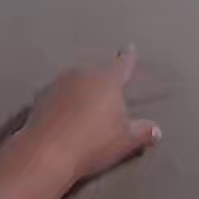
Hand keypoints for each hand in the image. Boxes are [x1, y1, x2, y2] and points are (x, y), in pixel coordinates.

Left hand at [14, 47, 160, 188]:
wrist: (47, 151)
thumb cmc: (92, 142)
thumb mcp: (124, 140)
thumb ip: (142, 132)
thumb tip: (156, 130)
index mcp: (108, 81)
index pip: (123, 65)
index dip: (128, 58)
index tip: (130, 47)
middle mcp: (84, 74)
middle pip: (98, 73)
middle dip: (104, 82)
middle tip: (108, 98)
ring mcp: (60, 82)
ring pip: (77, 81)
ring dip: (83, 91)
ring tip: (86, 111)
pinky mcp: (42, 95)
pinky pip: (59, 94)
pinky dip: (64, 101)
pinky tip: (65, 118)